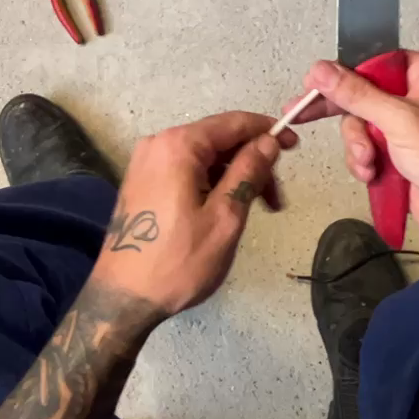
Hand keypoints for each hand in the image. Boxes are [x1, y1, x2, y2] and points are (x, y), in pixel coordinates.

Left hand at [87, 111, 296, 318]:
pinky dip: (211, 182)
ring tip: (256, 211)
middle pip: (219, 139)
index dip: (268, 131)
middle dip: (252, 162)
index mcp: (179, 145)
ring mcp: (147, 161)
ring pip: (204, 156)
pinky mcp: (143, 180)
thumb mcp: (225, 217)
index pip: (233, 122)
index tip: (295, 147)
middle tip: (276, 200)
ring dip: (234, 176)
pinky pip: (186, 169)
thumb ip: (249, 172)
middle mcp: (158, 143)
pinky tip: (225, 209)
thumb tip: (269, 141)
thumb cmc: (178, 261)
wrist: (122, 296)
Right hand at [293, 52, 418, 238]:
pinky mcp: (398, 149)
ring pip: (358, 122)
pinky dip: (363, 159)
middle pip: (360, 92)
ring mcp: (405, 123)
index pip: (372, 61)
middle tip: (301, 114)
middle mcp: (415, 93)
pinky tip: (371, 173)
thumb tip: (319, 69)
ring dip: (357, 145)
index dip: (342, 74)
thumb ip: (357, 94)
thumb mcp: (400, 121)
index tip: (313, 85)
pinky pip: (365, 144)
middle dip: (347, 118)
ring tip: (367, 163)